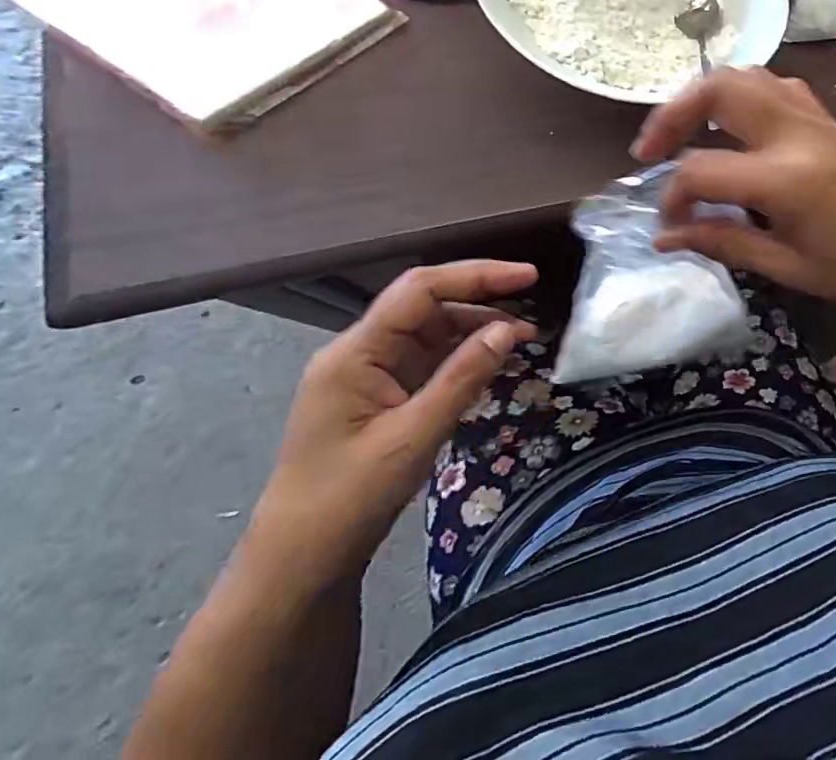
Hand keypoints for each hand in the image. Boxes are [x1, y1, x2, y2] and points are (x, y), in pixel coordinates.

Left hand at [243, 261, 537, 590]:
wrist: (302, 559)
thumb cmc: (349, 498)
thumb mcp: (413, 436)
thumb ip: (462, 378)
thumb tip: (509, 330)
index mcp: (355, 352)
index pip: (420, 290)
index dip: (476, 275)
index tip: (527, 277)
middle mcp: (361, 351)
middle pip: (427, 305)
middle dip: (481, 301)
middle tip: (533, 314)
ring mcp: (370, 373)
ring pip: (431, 332)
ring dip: (476, 330)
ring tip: (523, 341)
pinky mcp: (381, 394)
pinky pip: (428, 361)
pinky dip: (463, 357)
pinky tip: (492, 363)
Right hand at [632, 68, 835, 309]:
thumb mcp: (786, 267)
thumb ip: (722, 242)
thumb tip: (665, 236)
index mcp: (786, 180)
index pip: (702, 171)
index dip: (672, 198)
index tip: (669, 225)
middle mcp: (798, 135)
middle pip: (717, 89)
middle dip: (671, 115)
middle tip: (650, 151)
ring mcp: (815, 120)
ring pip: (745, 76)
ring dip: (704, 98)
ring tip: (684, 135)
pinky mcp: (826, 120)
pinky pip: (774, 86)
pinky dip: (741, 96)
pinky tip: (734, 129)